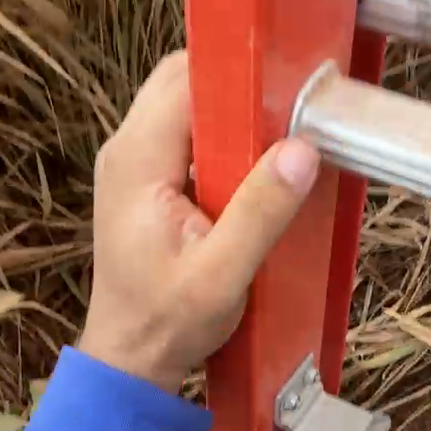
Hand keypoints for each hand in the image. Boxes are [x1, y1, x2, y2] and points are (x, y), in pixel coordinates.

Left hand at [78, 51, 322, 391]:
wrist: (131, 357)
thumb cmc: (169, 322)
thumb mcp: (222, 275)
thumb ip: (261, 213)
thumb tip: (303, 151)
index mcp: (137, 161)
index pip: (186, 79)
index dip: (238, 72)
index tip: (289, 86)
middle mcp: (126, 150)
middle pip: (184, 82)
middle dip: (238, 90)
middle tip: (289, 116)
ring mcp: (132, 165)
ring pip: (186, 107)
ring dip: (232, 117)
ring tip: (276, 141)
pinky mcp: (144, 183)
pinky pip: (185, 138)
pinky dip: (221, 142)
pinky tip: (251, 170)